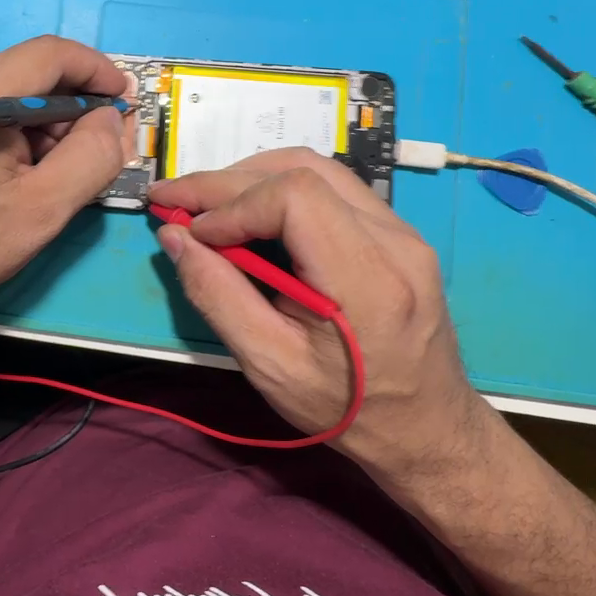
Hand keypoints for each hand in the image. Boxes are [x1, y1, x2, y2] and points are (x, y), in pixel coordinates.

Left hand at [0, 36, 130, 385]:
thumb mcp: (43, 209)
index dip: (93, 68)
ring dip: (19, 115)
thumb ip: (93, 155)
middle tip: (77, 149)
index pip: (47, 53)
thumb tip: (109, 120)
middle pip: (14, 69)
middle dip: (57, 103)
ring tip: (29, 169)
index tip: (118, 95)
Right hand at [148, 149, 495, 484]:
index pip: (295, 196)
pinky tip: (248, 215)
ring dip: (250, 178)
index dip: (232, 204)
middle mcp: (394, 240)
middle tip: (171, 198)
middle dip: (224, 182)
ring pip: (315, 167)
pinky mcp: (395, 232)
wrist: (424, 428)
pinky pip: (330, 187)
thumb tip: (173, 235)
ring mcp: (401, 231)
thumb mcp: (267, 364)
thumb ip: (217, 294)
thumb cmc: (345, 407)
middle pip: (300, 171)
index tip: (194, 233)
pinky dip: (277, 189)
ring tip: (205, 205)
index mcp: (369, 279)